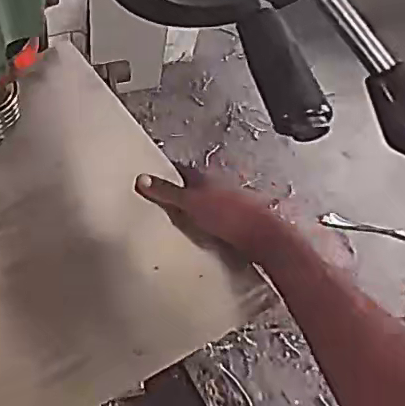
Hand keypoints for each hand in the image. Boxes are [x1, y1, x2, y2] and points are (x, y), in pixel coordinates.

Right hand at [135, 167, 296, 264]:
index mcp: (204, 177)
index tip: (149, 176)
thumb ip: (166, 191)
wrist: (264, 236)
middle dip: (177, 190)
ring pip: (204, 201)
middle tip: (158, 199)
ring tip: (175, 218)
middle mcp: (217, 185)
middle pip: (192, 184)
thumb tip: (141, 178)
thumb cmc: (227, 215)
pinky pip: (214, 218)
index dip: (165, 171)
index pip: (179, 168)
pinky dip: (204, 221)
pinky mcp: (236, 221)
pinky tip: (198, 232)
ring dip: (192, 207)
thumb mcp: (190, 202)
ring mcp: (229, 203)